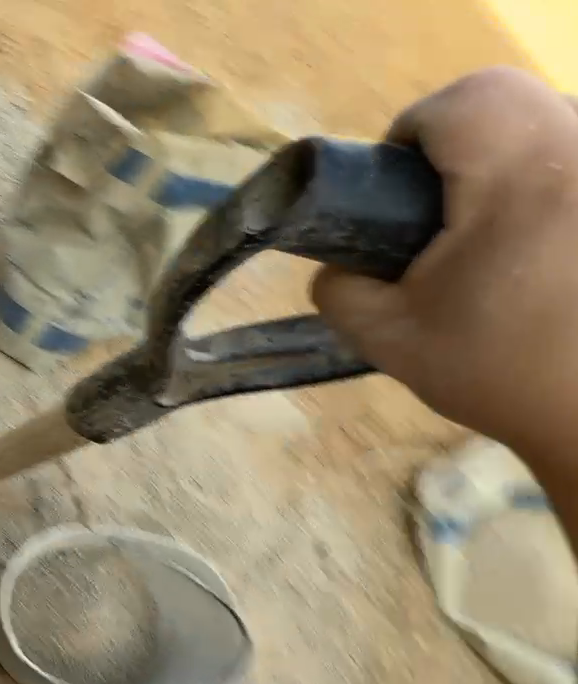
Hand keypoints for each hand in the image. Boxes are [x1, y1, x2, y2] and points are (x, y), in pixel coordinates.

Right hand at [312, 68, 577, 470]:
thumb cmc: (497, 371)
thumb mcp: (383, 335)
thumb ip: (339, 286)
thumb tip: (341, 261)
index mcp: (523, 180)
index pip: (464, 102)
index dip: (415, 133)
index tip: (394, 191)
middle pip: (515, 107)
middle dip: (463, 156)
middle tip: (438, 228)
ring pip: (555, 131)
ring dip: (513, 174)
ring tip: (500, 247)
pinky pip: (576, 165)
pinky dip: (551, 195)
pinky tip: (547, 254)